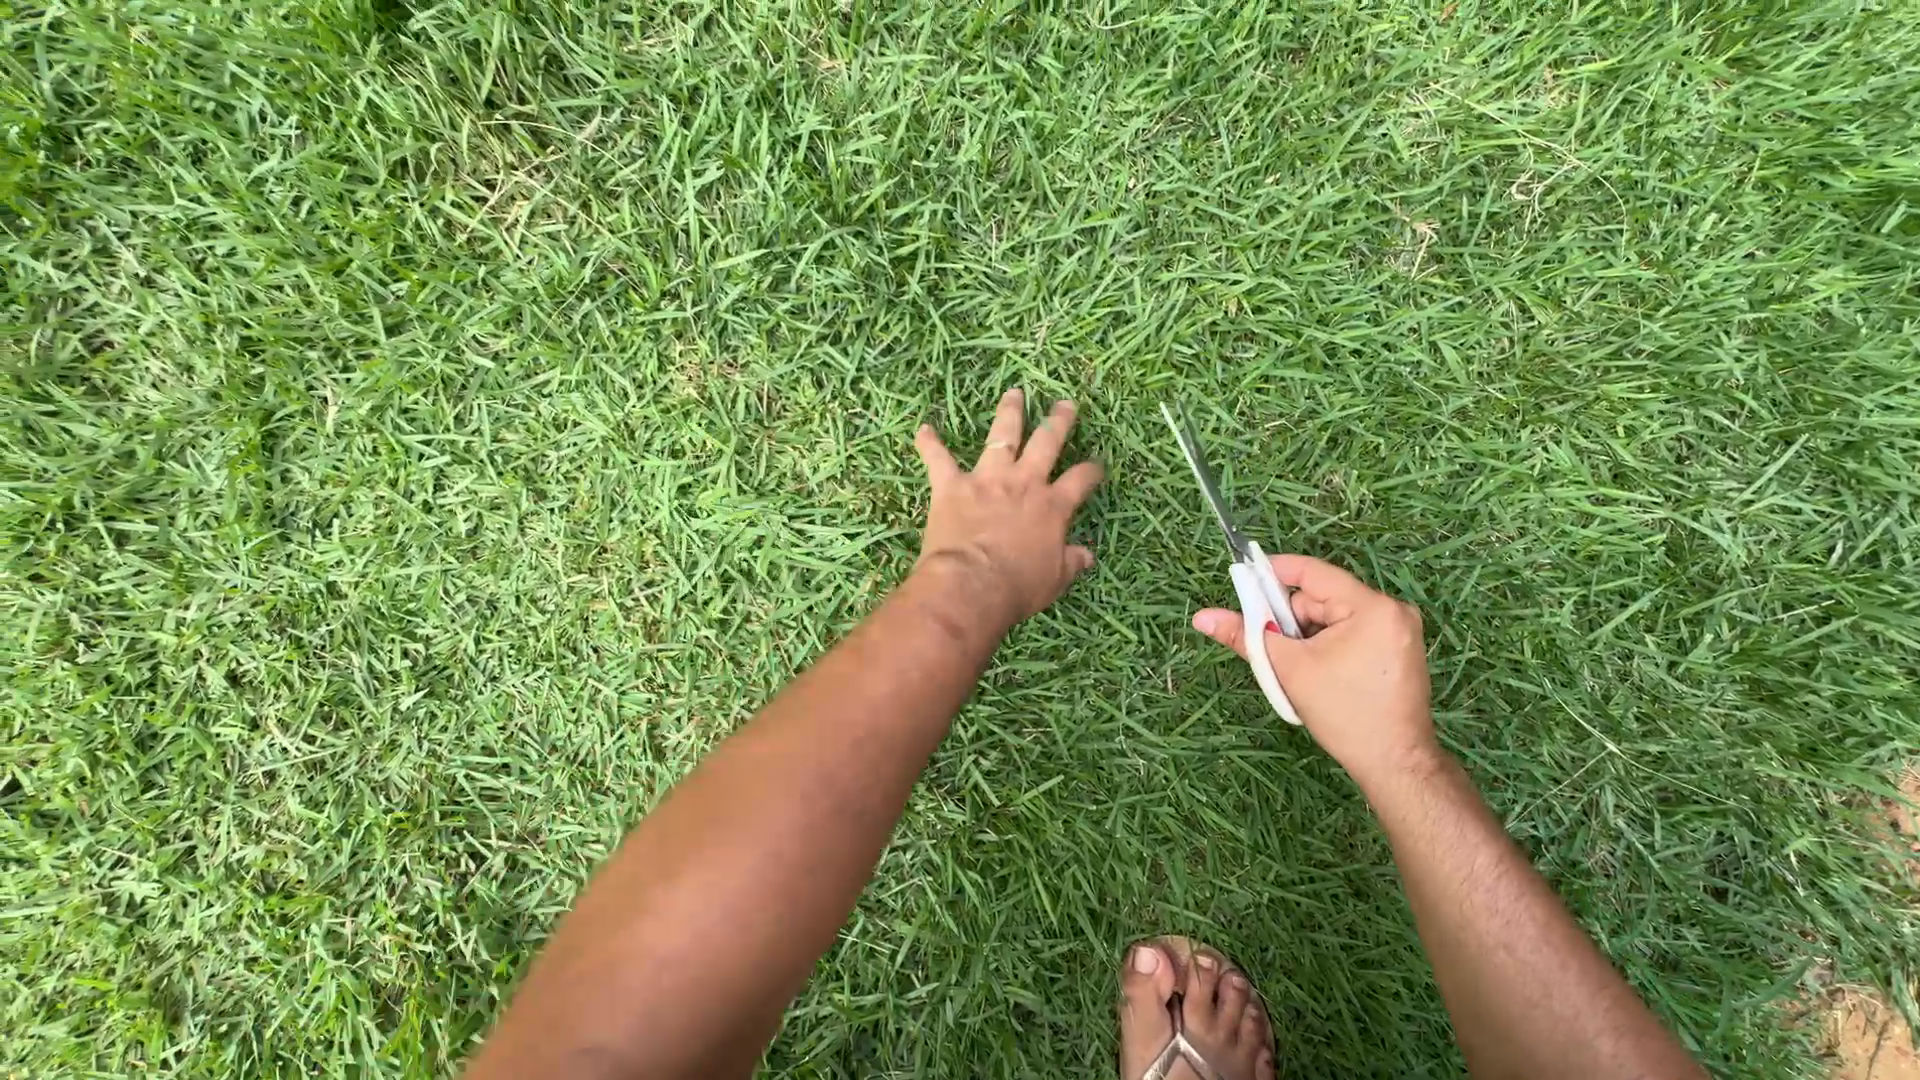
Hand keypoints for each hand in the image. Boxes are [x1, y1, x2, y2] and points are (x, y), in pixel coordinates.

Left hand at [912, 388, 1104, 623]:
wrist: (971, 585)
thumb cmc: (1017, 587)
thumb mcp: (1054, 579)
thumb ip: (1071, 562)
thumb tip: (1087, 556)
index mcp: (1052, 506)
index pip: (1080, 480)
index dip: (1091, 471)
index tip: (1096, 466)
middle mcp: (1024, 483)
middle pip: (1046, 442)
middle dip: (1058, 421)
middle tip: (1064, 404)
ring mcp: (987, 480)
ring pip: (1001, 436)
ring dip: (1008, 413)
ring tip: (1014, 394)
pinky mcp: (952, 485)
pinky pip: (938, 459)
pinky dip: (929, 444)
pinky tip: (924, 429)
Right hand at [1191, 554, 1439, 790]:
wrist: (1394, 762)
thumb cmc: (1342, 713)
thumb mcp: (1287, 668)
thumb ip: (1244, 635)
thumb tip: (1202, 617)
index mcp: (1371, 607)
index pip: (1312, 572)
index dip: (1273, 572)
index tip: (1242, 577)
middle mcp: (1392, 610)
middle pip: (1320, 599)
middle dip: (1290, 620)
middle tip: (1276, 650)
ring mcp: (1401, 630)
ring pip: (1332, 618)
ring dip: (1307, 635)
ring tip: (1299, 668)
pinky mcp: (1400, 649)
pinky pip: (1350, 632)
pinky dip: (1326, 645)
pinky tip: (1320, 672)